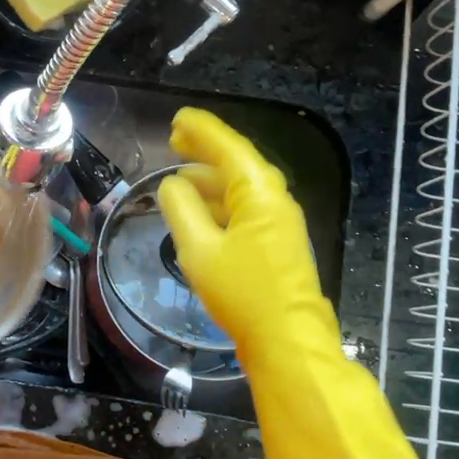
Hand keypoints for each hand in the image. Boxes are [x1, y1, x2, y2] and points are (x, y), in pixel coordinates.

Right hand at [155, 107, 329, 364]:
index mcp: (259, 194)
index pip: (229, 148)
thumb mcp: (199, 250)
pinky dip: (219, 202)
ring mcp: (278, 223)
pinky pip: (244, 209)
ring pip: (241, 188)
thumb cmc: (242, 292)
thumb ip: (181, 210)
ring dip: (210, 177)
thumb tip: (171, 185)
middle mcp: (274, 201)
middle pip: (238, 164)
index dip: (202, 131)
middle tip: (175, 138)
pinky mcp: (275, 245)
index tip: (177, 118)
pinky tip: (199, 210)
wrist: (286, 339)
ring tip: (179, 173)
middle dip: (206, 149)